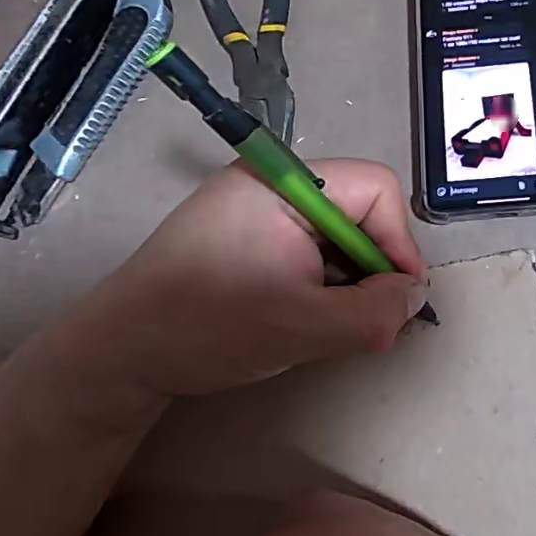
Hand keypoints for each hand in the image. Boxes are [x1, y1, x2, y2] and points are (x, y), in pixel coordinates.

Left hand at [70, 158, 429, 400]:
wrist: (120, 352)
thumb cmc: (206, 327)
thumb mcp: (303, 326)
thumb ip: (374, 313)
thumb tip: (415, 297)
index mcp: (283, 182)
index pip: (375, 188)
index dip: (398, 241)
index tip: (399, 297)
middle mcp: (271, 182)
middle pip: (358, 208)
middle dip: (372, 265)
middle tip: (367, 318)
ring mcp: (256, 206)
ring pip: (335, 231)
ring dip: (347, 277)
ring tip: (328, 321)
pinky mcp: (247, 232)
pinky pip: (308, 244)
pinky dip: (322, 279)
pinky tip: (306, 312)